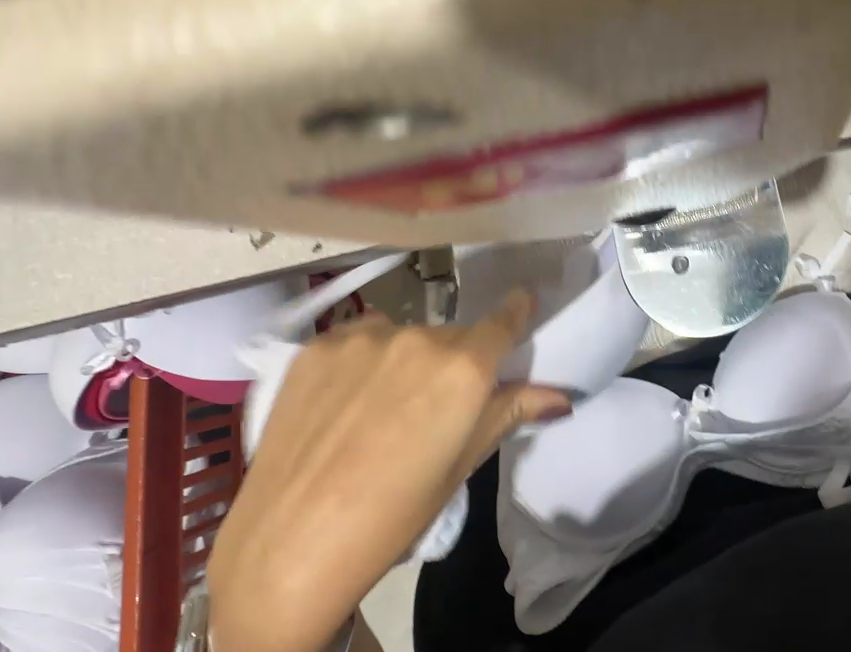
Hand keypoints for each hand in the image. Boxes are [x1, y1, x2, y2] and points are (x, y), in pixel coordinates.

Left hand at [207, 292, 570, 651]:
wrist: (289, 544)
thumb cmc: (393, 516)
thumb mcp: (461, 466)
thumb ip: (509, 413)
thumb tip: (561, 397)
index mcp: (464, 368)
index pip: (504, 321)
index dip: (516, 312)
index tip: (521, 304)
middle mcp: (419, 338)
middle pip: (451, 337)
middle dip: (452, 361)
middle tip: (434, 407)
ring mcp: (363, 338)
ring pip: (403, 337)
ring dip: (405, 360)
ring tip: (378, 411)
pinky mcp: (317, 347)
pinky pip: (358, 341)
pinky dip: (362, 362)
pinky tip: (344, 404)